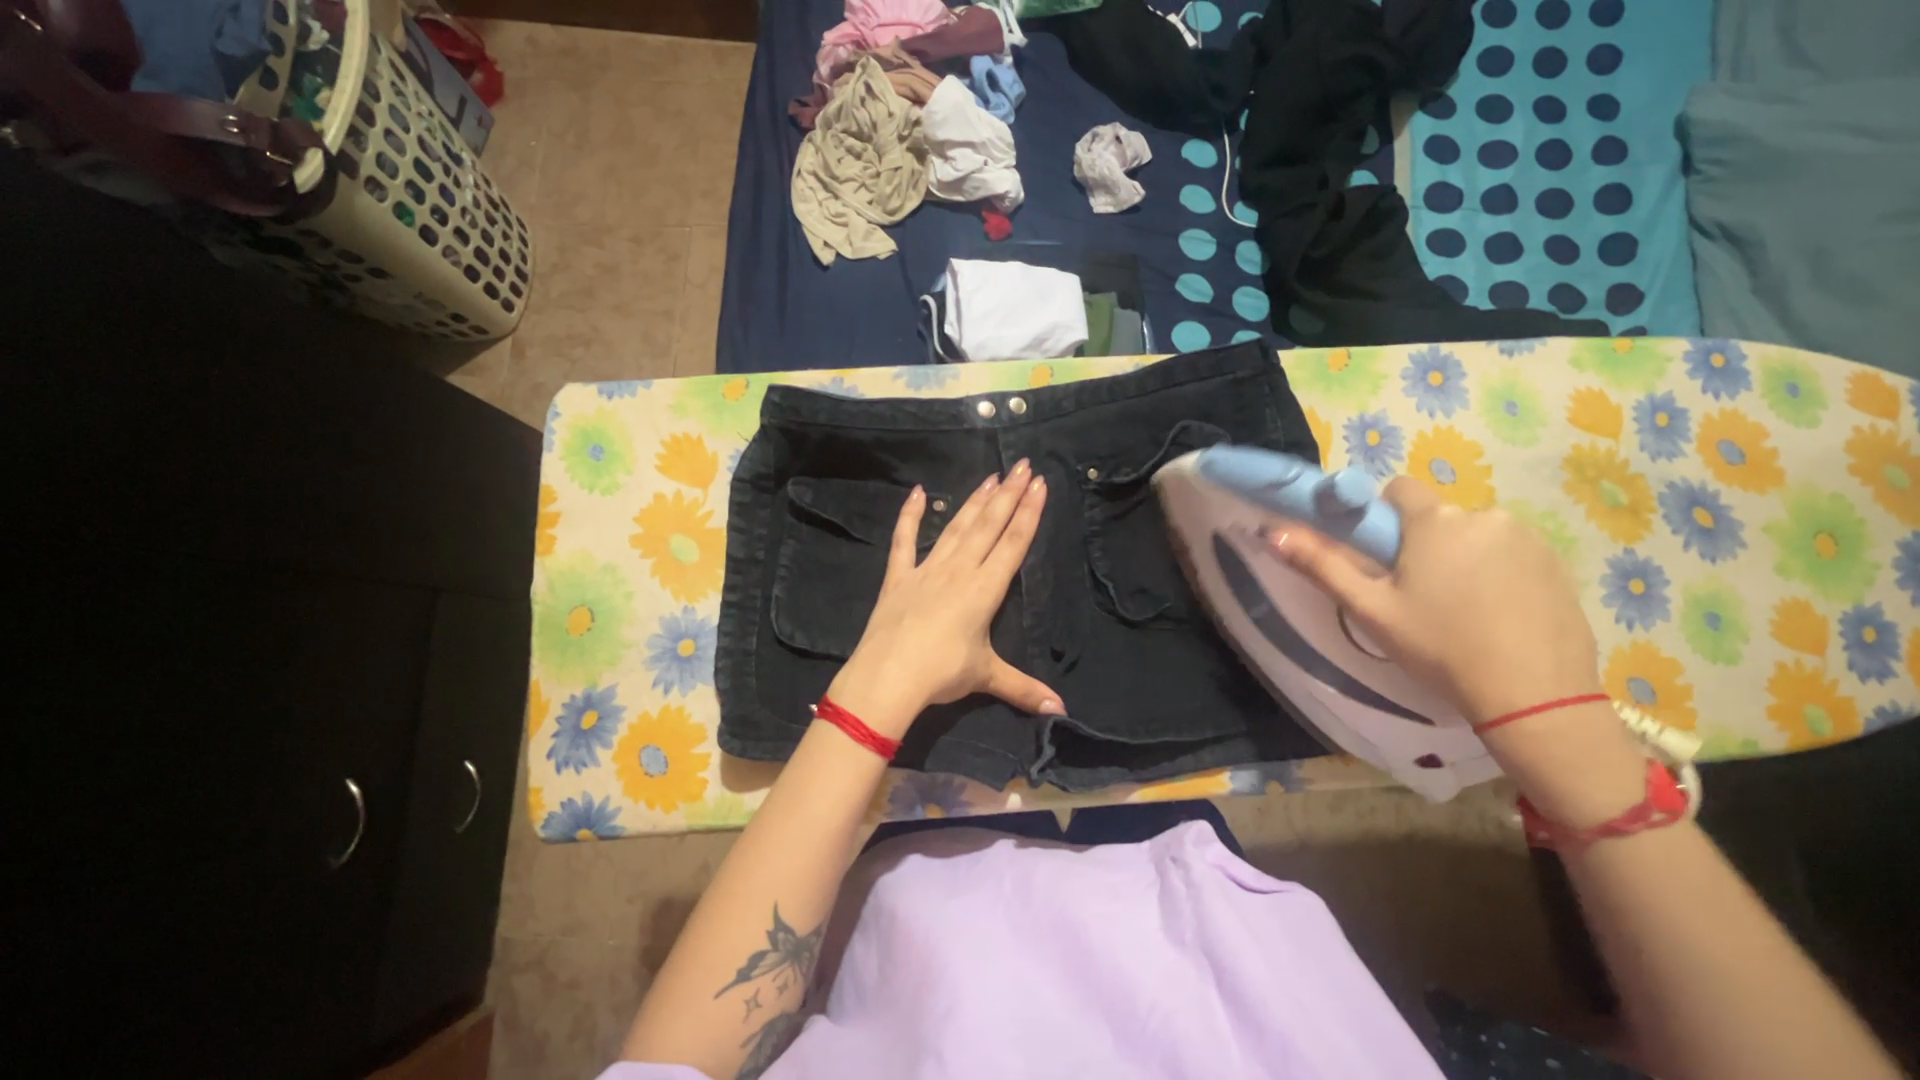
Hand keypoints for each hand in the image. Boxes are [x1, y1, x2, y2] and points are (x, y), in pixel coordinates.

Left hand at [826, 460, 1064, 736]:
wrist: (888, 676)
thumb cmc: (941, 673)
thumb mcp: (987, 677)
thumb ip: (1024, 688)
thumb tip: (1060, 710)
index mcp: (984, 589)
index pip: (1013, 544)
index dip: (1029, 513)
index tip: (1040, 485)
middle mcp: (959, 570)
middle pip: (988, 526)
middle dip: (1009, 495)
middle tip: (1022, 465)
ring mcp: (926, 570)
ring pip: (956, 527)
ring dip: (974, 501)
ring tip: (991, 476)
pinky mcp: (898, 577)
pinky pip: (905, 540)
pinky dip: (909, 516)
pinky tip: (917, 492)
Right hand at [1269, 477, 1603, 725]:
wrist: (1532, 693)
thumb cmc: (1439, 647)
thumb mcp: (1370, 610)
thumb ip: (1322, 565)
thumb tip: (1272, 532)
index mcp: (1433, 521)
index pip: (1399, 490)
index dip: (1384, 517)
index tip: (1384, 558)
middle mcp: (1483, 514)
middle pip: (1439, 518)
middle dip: (1426, 545)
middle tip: (1419, 597)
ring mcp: (1529, 537)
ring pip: (1478, 536)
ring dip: (1465, 559)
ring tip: (1463, 612)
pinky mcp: (1558, 563)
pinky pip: (1514, 555)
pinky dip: (1502, 575)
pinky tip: (1499, 617)